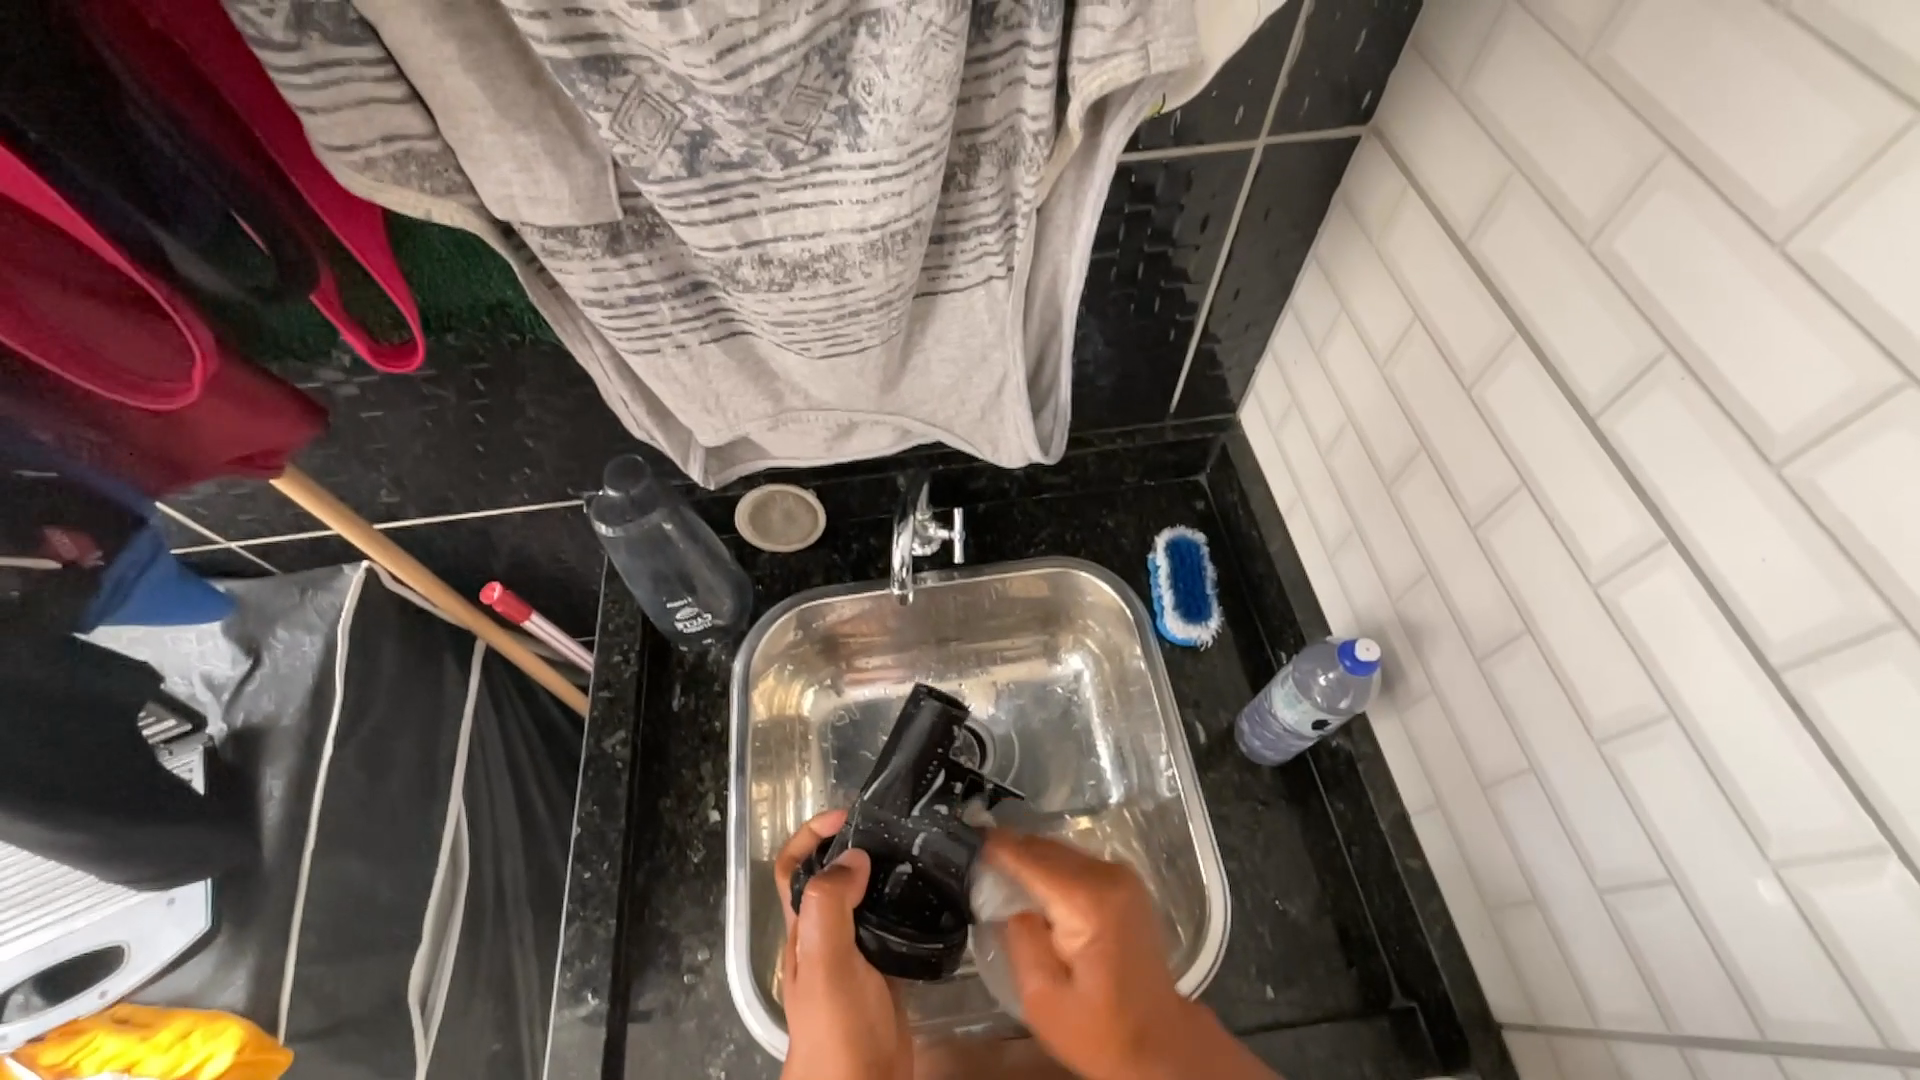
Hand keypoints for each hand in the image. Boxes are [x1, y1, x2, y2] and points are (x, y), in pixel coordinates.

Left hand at [775, 810, 910, 1079]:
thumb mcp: (825, 961)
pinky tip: (931, 896)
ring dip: (882, 870)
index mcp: (803, 927)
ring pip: (864, 897)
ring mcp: (856, 953)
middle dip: (853, 844)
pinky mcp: (885, 969)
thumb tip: (853, 855)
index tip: (848, 815)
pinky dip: (906, 903)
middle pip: (830, 876)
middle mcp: (825, 934)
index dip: (811, 834)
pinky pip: (891, 924)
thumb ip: (830, 905)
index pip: (793, 867)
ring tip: (918, 849)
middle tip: (895, 826)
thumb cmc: (836, 1027)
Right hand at [984, 831, 1275, 1079]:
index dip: (994, 846)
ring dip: (1028, 855)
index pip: (1030, 858)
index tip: (962, 837)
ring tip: (992, 865)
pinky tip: (1029, 880)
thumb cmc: (1099, 1029)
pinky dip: (1049, 865)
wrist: (1158, 1043)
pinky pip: (1076, 862)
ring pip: (1061, 850)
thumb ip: (1020, 939)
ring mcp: (1122, 876)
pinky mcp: (1126, 884)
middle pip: (1046, 847)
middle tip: (970, 854)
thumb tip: (1011, 904)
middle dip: (1008, 848)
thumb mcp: (1042, 997)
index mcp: (1088, 901)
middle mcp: (1109, 876)